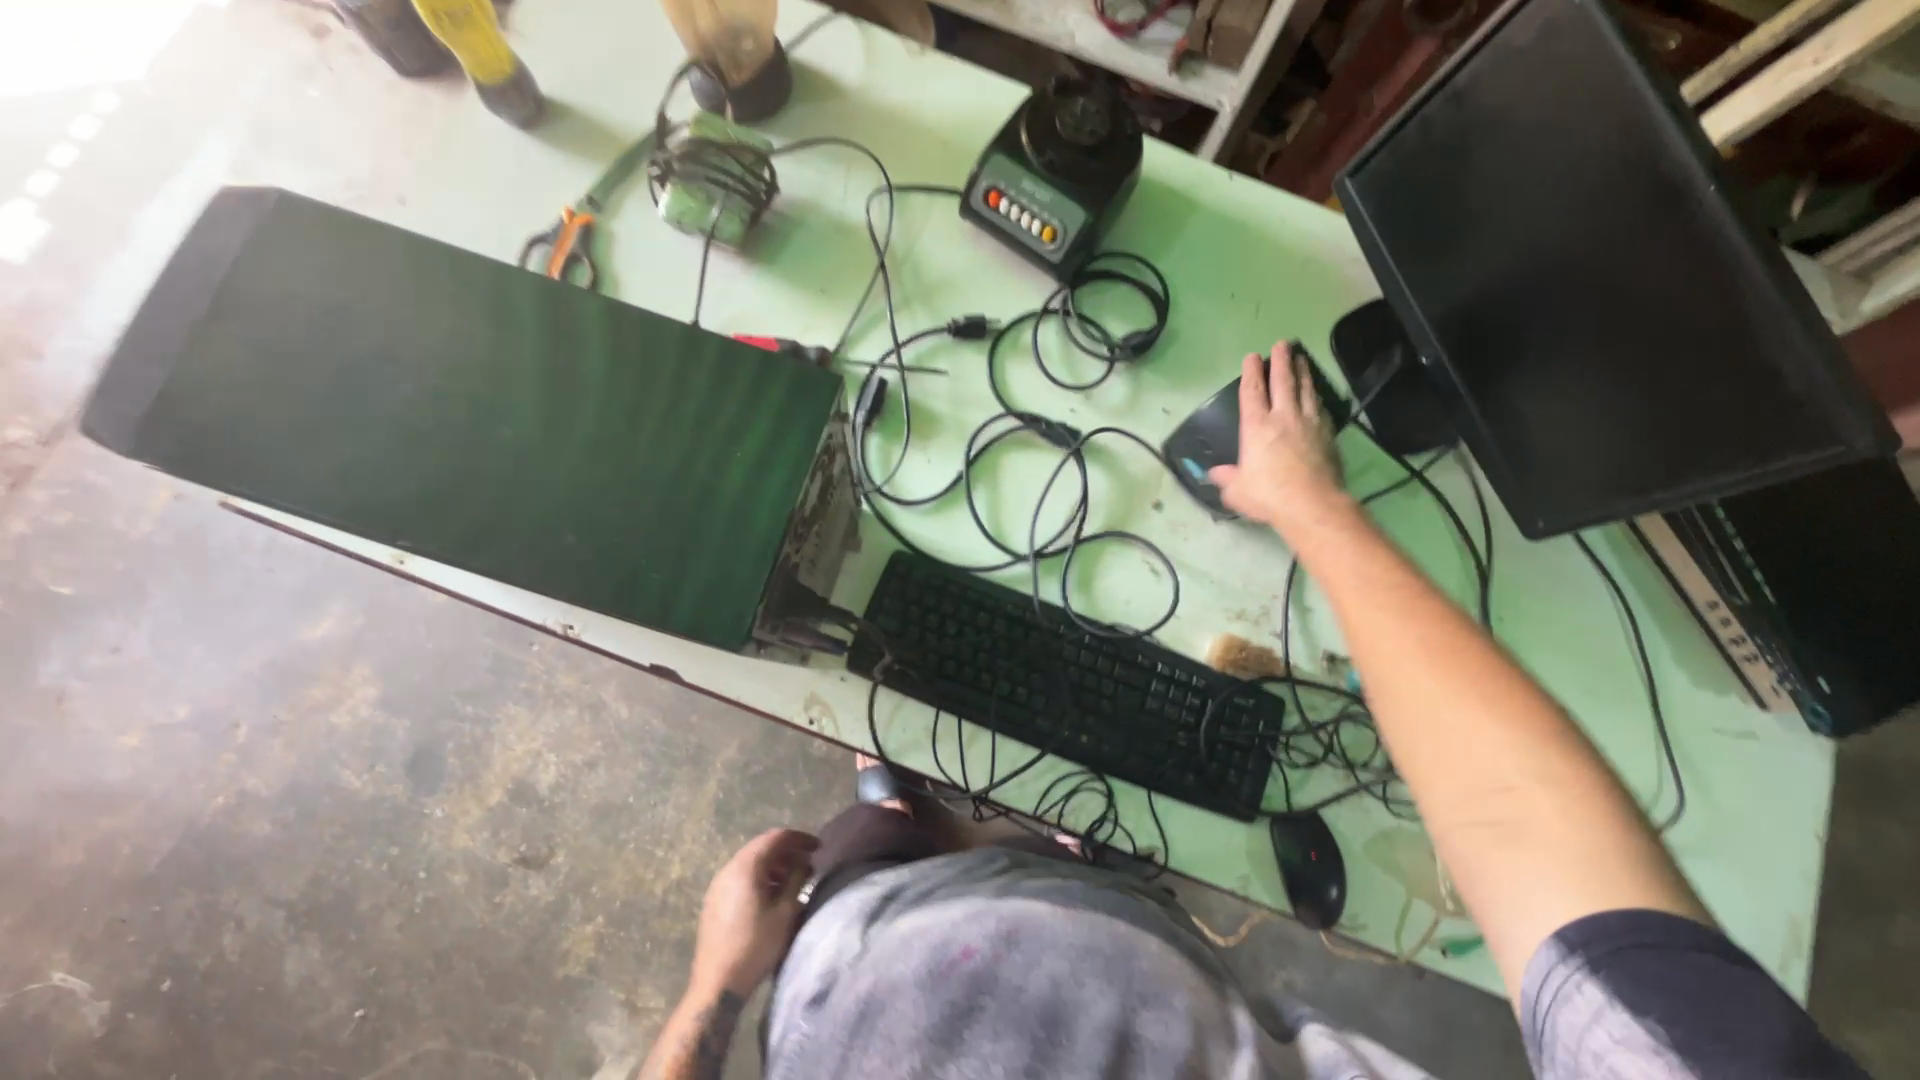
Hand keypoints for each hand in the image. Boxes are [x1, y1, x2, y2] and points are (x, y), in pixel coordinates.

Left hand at [689, 828, 818, 996]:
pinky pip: (741, 877)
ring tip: (795, 880)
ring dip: (774, 865)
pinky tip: (773, 895)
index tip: (819, 848)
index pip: (776, 838)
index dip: (800, 839)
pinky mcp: (714, 901)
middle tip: (809, 864)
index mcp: (746, 867)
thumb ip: (796, 880)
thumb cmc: (756, 945)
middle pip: (762, 847)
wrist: (718, 983)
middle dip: (788, 851)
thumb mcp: (785, 912)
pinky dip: (760, 877)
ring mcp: (718, 885)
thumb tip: (803, 862)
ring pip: (750, 863)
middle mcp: (728, 869)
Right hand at [1208, 343, 1347, 530]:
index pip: (1252, 392)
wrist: (1311, 504)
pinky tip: (1317, 395)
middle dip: (1281, 361)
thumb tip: (1215, 473)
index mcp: (1256, 427)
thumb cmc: (1268, 495)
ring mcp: (1309, 424)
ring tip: (1302, 359)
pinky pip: (1321, 409)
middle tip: (1283, 345)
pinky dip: (1317, 397)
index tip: (1253, 357)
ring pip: (1306, 390)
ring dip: (1303, 373)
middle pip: (1283, 382)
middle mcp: (1283, 417)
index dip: (1251, 373)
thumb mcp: (1237, 490)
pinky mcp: (1327, 435)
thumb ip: (1227, 478)